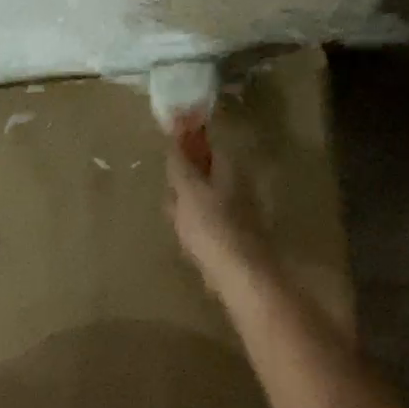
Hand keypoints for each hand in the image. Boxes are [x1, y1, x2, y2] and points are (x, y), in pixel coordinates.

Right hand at [165, 133, 272, 292]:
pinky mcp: (233, 236)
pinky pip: (206, 223)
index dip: (187, 149)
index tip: (169, 161)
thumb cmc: (211, 226)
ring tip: (176, 220)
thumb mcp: (187, 189)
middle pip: (205, 174)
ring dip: (186, 207)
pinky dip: (195, 227)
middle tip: (171, 195)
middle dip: (184, 182)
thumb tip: (177, 133)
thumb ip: (181, 163)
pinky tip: (187, 239)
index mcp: (230, 170)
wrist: (239, 274)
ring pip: (203, 199)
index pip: (208, 148)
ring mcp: (238, 212)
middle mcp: (239, 186)